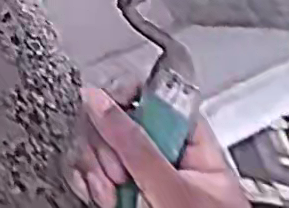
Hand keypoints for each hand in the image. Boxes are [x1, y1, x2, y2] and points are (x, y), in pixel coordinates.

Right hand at [68, 85, 244, 207]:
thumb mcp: (172, 195)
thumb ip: (134, 144)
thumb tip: (97, 97)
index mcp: (199, 155)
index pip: (161, 98)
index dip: (129, 92)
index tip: (105, 102)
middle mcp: (170, 162)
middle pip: (121, 119)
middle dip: (107, 144)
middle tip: (116, 171)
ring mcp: (145, 179)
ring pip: (101, 144)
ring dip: (96, 167)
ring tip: (111, 193)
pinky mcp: (124, 194)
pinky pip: (93, 168)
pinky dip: (89, 179)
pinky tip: (99, 195)